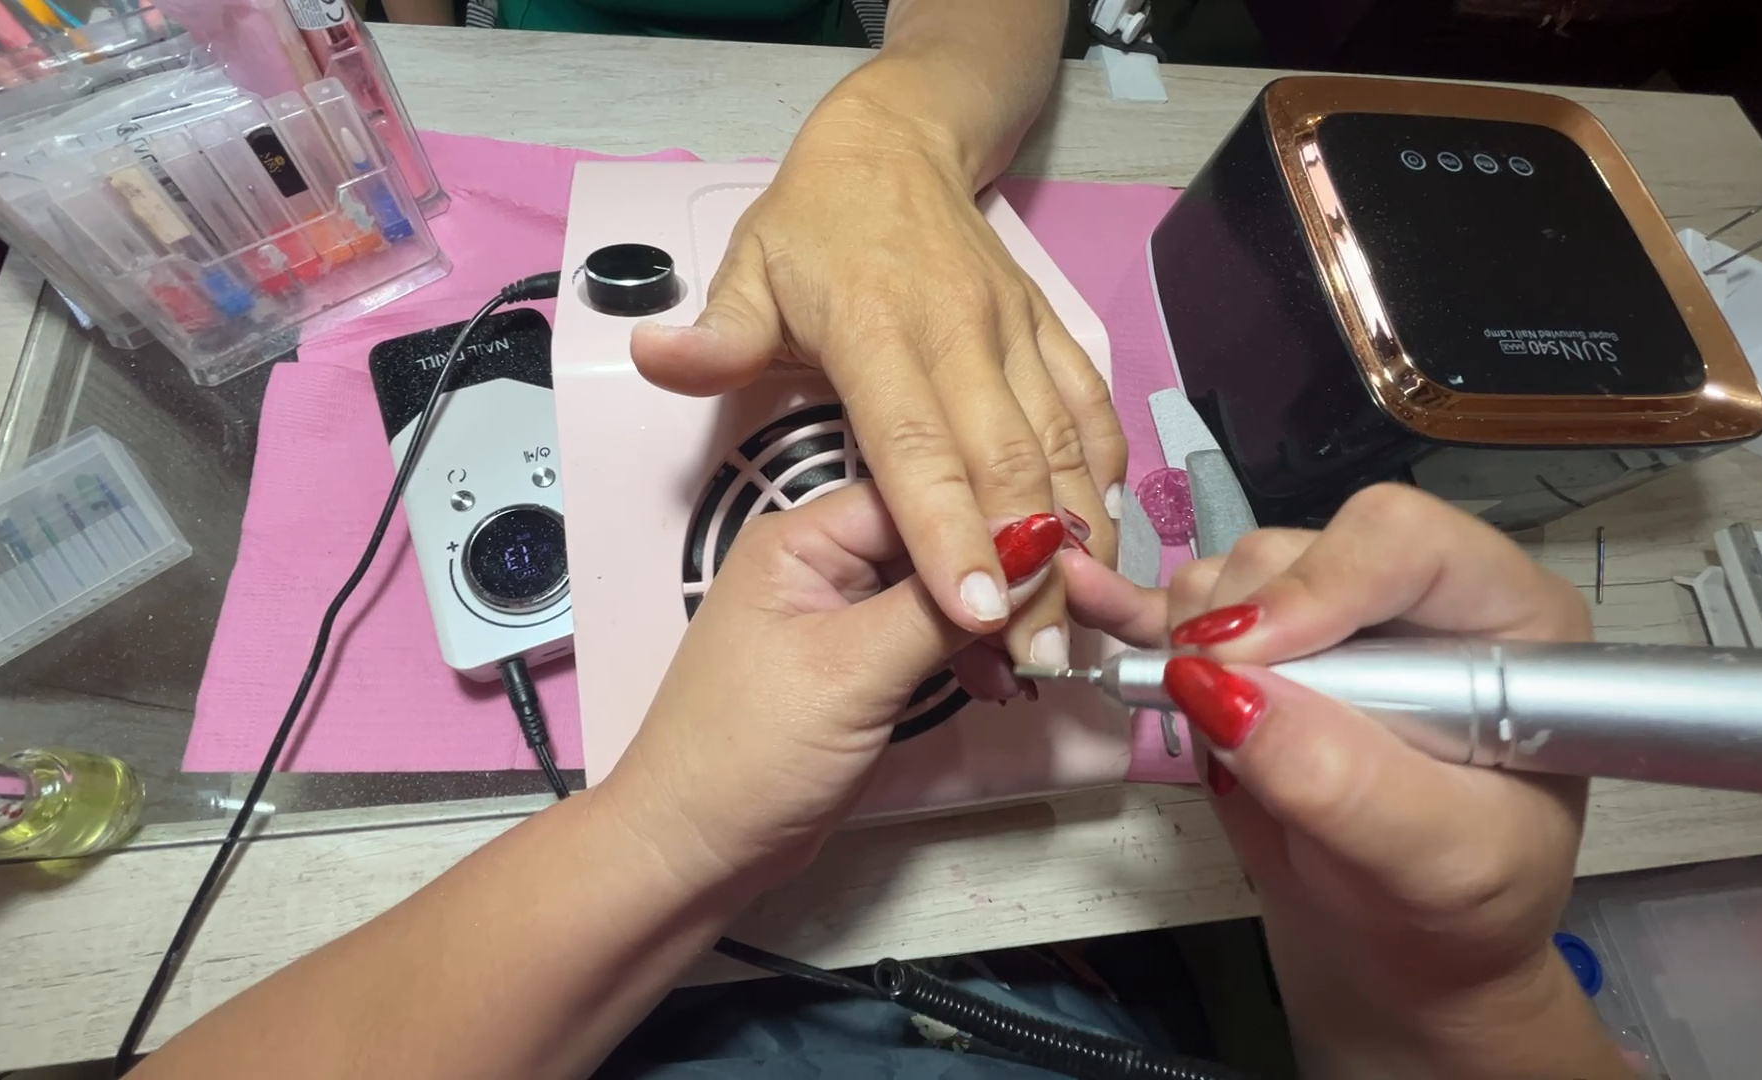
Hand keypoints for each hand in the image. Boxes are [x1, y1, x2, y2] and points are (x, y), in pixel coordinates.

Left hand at [596, 483, 1053, 893]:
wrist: (702, 847)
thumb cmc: (753, 750)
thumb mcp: (849, 671)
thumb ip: (939, 612)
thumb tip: (1035, 553)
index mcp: (801, 537)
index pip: (913, 496)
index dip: (991, 517)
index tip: (1068, 547)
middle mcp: (825, 560)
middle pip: (936, 543)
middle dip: (1005, 577)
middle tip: (1078, 608)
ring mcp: (846, 610)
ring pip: (943, 592)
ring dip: (995, 621)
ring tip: (1037, 658)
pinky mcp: (865, 658)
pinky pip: (934, 635)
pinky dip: (973, 654)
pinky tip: (1002, 681)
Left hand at [630, 90, 1124, 674]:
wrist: (895, 146)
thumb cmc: (813, 225)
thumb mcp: (749, 268)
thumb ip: (719, 332)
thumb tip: (655, 358)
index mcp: (876, 330)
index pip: (916, 446)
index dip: (948, 531)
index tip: (978, 612)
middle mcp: (959, 335)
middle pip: (1003, 461)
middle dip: (1030, 560)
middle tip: (1040, 650)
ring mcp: (1014, 332)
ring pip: (1060, 442)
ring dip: (1079, 531)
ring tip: (1084, 614)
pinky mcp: (1046, 330)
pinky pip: (1088, 406)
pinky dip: (1104, 470)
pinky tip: (1107, 531)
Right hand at [1064, 485, 1626, 1077]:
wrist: (1381, 926)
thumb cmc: (1441, 900)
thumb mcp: (1426, 859)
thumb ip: (1336, 777)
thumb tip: (1216, 687)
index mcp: (1493, 622)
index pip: (1402, 542)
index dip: (1316, 585)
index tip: (1246, 663)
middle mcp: (1393, 598)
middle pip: (1288, 553)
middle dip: (1237, 628)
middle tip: (1221, 712)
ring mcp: (1306, 614)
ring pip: (1218, 576)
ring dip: (1187, 640)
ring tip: (1207, 724)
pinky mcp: (1236, 643)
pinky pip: (1167, 602)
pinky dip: (1122, 605)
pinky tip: (1085, 589)